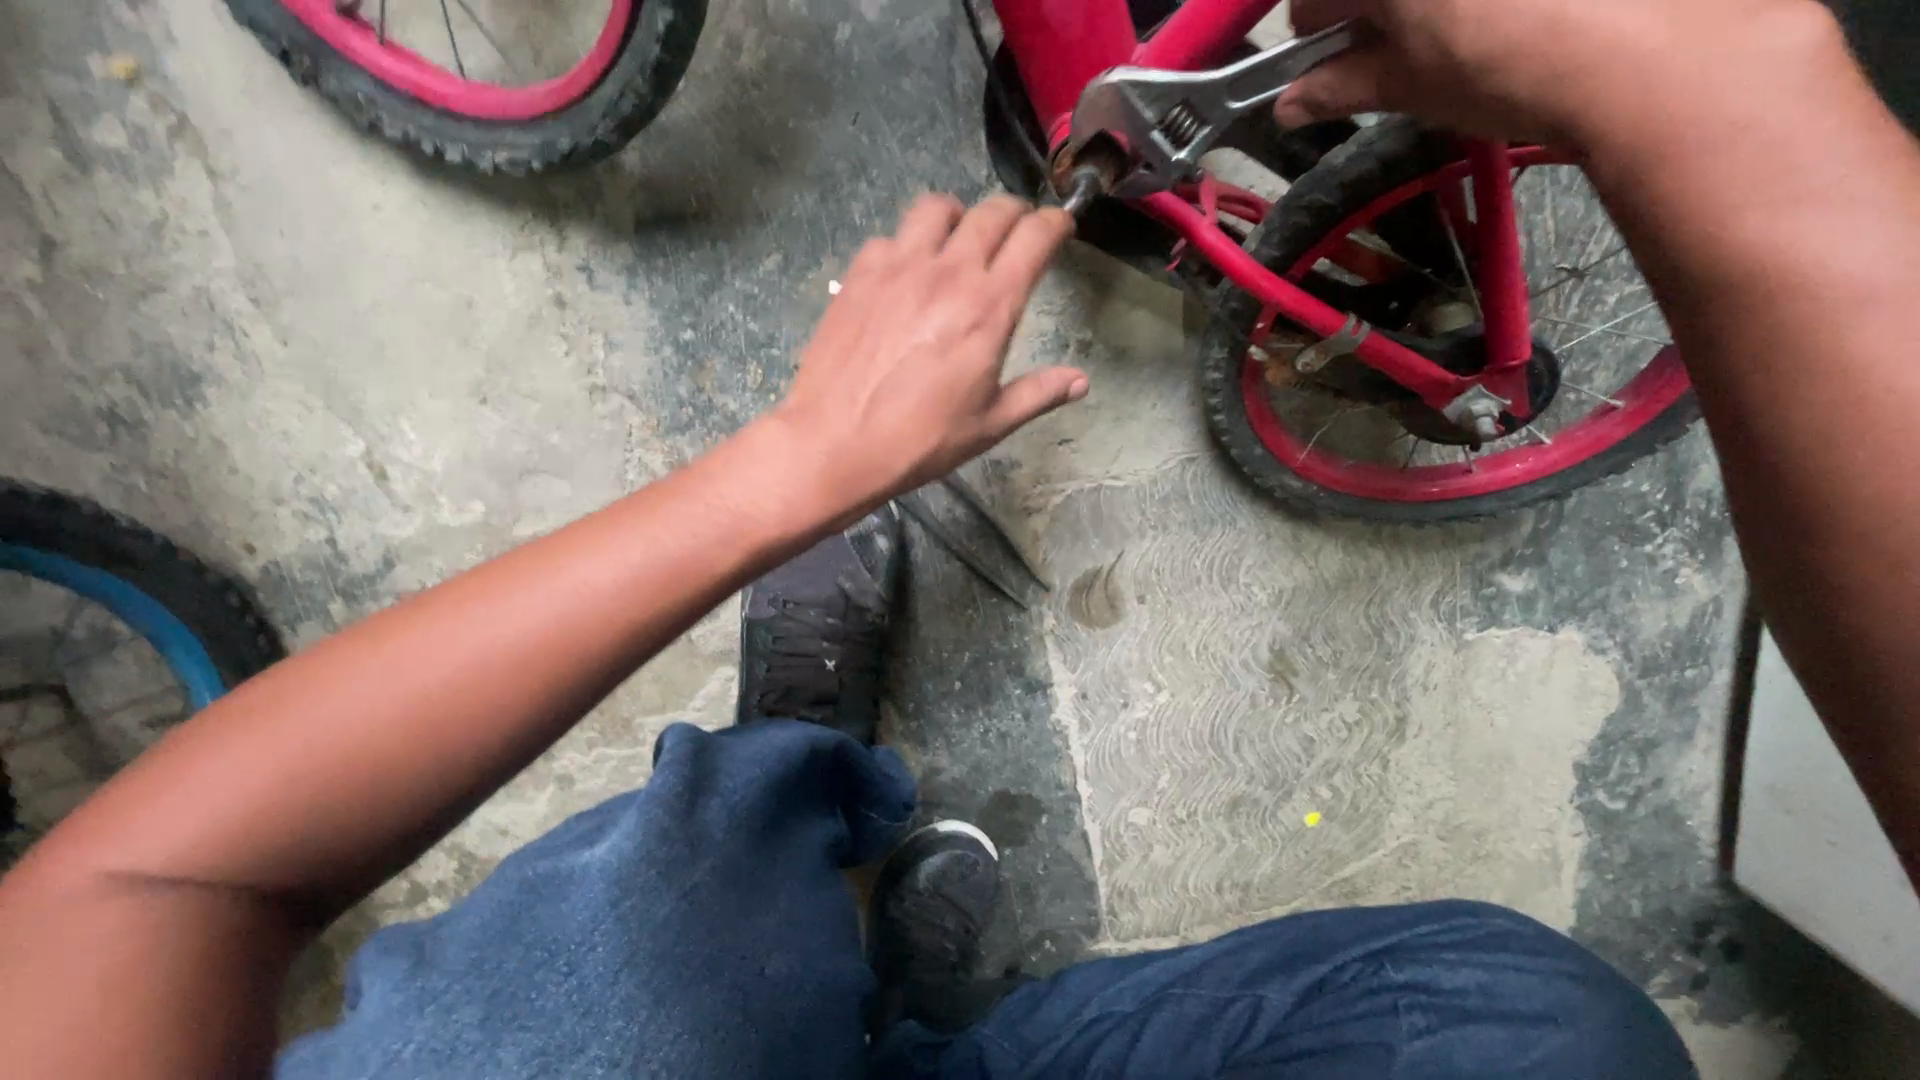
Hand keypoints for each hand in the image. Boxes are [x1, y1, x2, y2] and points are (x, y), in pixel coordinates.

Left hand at [768, 193, 1087, 507]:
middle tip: (1019, 228)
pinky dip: (908, 243)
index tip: (1061, 226)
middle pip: (992, 212)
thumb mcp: (989, 425)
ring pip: (937, 208)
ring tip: (959, 238)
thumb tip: (1081, 382)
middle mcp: (948, 273)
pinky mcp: (859, 274)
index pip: (1034, 239)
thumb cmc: (920, 441)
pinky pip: (891, 237)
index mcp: (989, 308)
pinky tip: (906, 271)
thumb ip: (1038, 394)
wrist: (835, 444)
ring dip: (959, 215)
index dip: (1055, 224)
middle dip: (1016, 212)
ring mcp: (898, 268)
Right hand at [1273, 0, 1842, 149]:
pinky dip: (1486, 2)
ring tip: (1476, 22)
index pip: (1309, 1)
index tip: (1337, 63)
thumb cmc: (1507, 69)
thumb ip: (1339, 88)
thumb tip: (1288, 105)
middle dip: (1380, 10)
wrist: (1652, 47)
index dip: (1318, 37)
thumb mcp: (1411, 86)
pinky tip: (1518, 10)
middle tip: (1409, 45)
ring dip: (1434, 5)